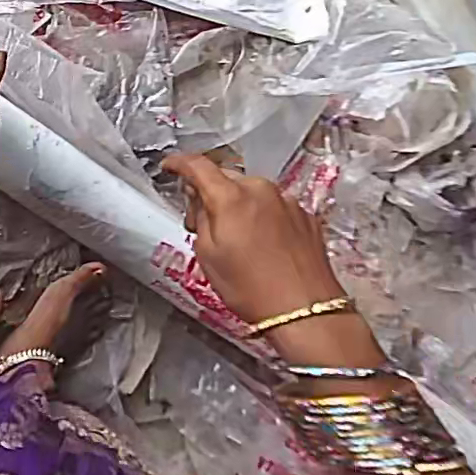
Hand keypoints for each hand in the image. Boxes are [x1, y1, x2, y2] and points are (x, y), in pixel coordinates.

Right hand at [161, 154, 345, 323]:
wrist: (305, 311)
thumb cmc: (251, 288)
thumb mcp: (207, 255)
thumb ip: (200, 218)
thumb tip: (200, 201)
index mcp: (231, 197)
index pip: (198, 166)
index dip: (179, 163)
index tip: (169, 167)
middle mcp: (261, 190)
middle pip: (225, 178)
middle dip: (209, 194)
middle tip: (201, 224)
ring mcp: (287, 200)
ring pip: (251, 192)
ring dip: (237, 206)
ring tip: (236, 240)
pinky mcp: (305, 215)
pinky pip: (274, 206)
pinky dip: (262, 217)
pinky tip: (262, 244)